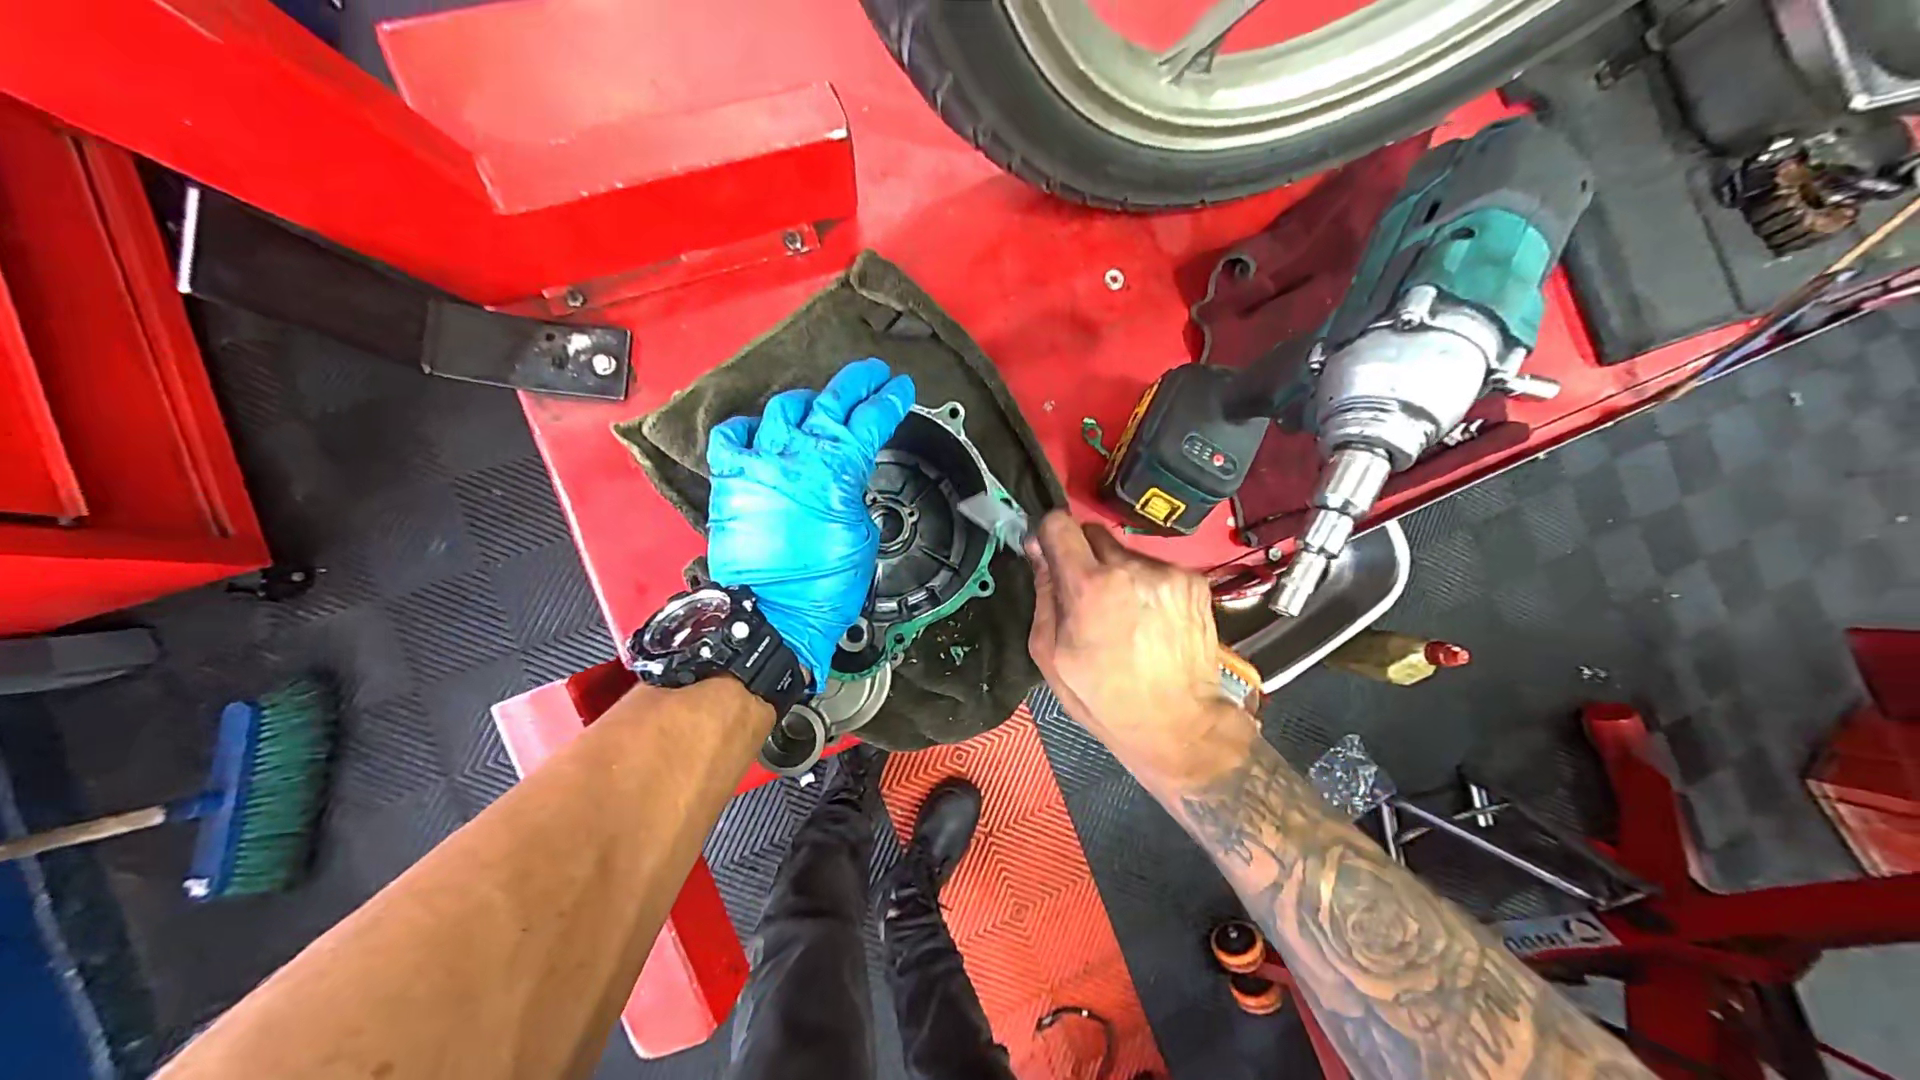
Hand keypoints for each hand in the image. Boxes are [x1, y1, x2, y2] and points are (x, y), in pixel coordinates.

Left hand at [707, 359, 915, 686]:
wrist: (775, 613)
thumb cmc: (824, 585)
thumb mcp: (863, 534)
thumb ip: (855, 495)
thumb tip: (845, 484)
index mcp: (840, 468)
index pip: (871, 417)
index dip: (890, 399)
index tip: (899, 388)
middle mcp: (799, 454)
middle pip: (833, 400)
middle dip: (858, 382)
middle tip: (872, 376)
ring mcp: (761, 462)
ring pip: (784, 409)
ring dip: (806, 403)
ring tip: (815, 406)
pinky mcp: (732, 479)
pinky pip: (732, 437)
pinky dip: (746, 428)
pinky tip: (758, 431)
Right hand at [1026, 512, 1252, 781]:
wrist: (1178, 724)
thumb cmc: (1105, 699)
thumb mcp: (1051, 655)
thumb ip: (1043, 595)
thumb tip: (1038, 553)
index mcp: (1089, 587)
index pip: (1059, 524)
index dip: (1049, 536)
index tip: (1050, 553)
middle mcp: (1130, 568)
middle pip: (1093, 534)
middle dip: (1084, 558)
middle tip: (1087, 596)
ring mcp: (1167, 573)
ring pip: (1125, 552)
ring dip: (1118, 573)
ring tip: (1123, 616)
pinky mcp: (1194, 582)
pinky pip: (1155, 568)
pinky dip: (1147, 585)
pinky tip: (1149, 619)